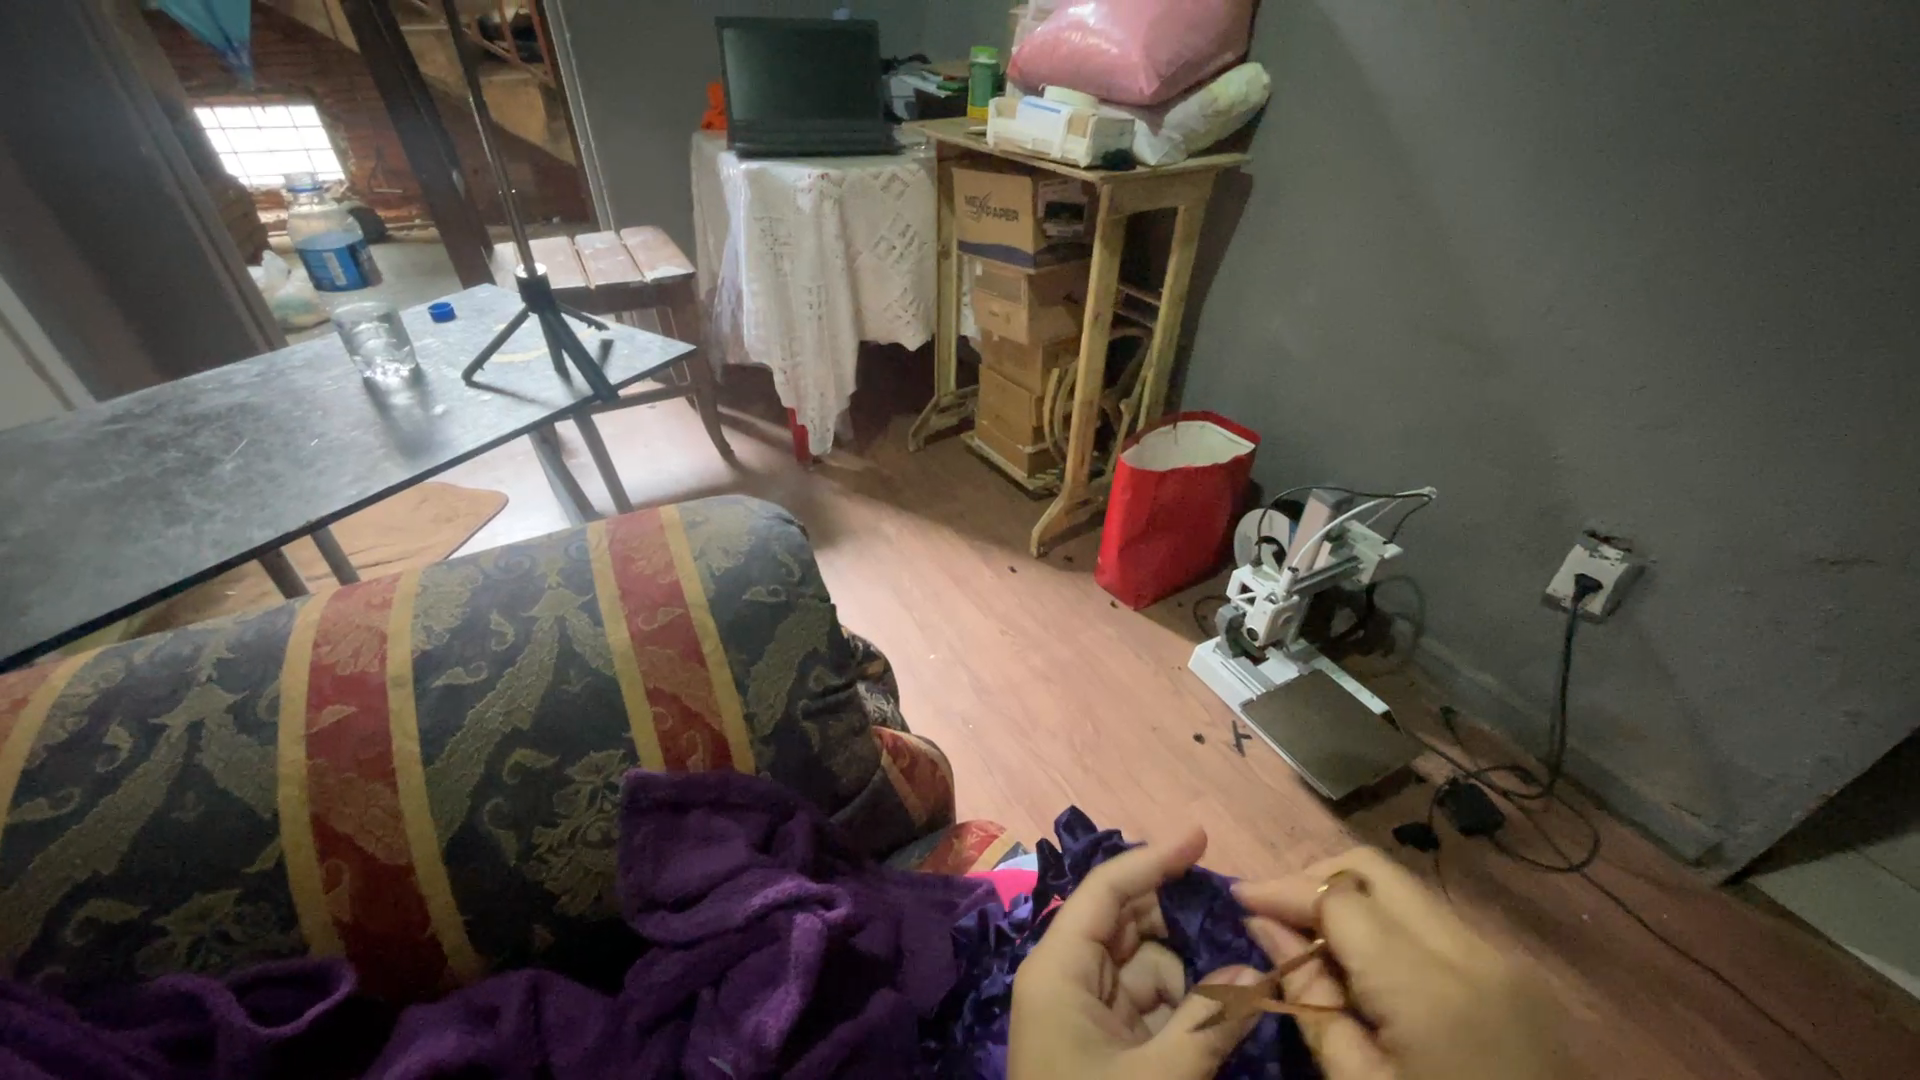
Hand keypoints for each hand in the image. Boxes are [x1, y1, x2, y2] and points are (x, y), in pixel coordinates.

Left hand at [1008, 827, 1266, 1079]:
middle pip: (1129, 924)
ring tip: (1238, 989)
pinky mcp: (1101, 1041)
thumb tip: (1253, 974)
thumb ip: (1209, 1023)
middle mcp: (1067, 975)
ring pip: (1145, 966)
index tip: (1201, 837)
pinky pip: (1148, 1004)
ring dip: (1190, 974)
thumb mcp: (1158, 1078)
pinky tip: (1219, 1017)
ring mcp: (1084, 1009)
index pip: (1107, 890)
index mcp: (1059, 967)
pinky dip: (1183, 1006)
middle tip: (1238, 924)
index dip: (1154, 858)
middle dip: (1181, 924)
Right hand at [1234, 847, 1578, 1079]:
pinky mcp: (1517, 976)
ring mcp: (1504, 961)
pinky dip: (1385, 923)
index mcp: (1432, 990)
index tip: (1239, 899)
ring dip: (1348, 898)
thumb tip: (1264, 926)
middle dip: (1312, 877)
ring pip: (1403, 890)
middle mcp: (1474, 953)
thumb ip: (1310, 998)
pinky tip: (1362, 961)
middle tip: (1270, 911)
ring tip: (1310, 936)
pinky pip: (1432, 921)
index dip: (1282, 890)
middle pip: (1374, 870)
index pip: (1338, 897)